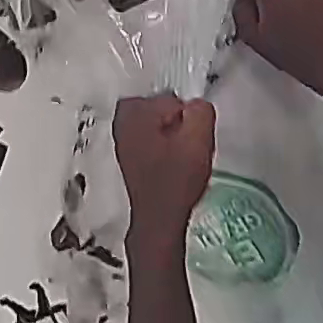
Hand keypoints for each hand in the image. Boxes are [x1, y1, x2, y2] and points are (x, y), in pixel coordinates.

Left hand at [114, 93, 215, 253]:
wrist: (158, 222)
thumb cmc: (175, 181)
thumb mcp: (199, 139)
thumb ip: (201, 110)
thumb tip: (196, 105)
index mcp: (135, 110)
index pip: (175, 100)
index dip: (189, 120)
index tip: (191, 139)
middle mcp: (122, 120)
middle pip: (165, 109)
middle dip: (178, 125)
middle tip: (185, 150)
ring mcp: (121, 138)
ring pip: (159, 125)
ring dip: (171, 138)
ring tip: (179, 161)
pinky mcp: (126, 155)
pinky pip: (152, 141)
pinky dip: (163, 150)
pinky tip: (170, 168)